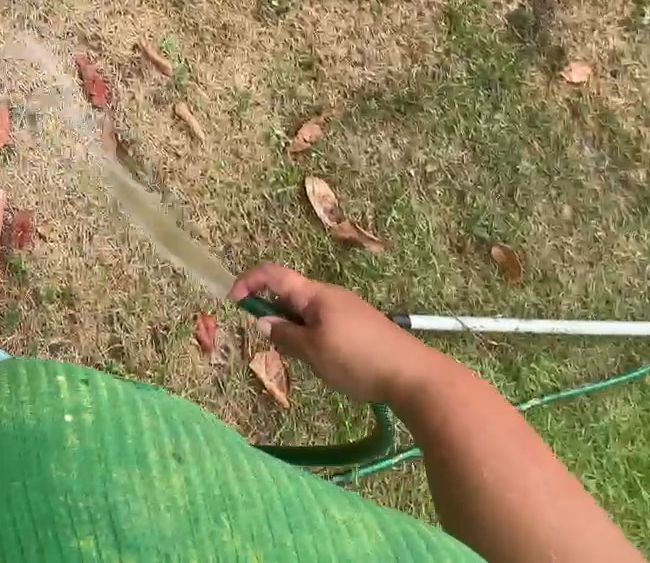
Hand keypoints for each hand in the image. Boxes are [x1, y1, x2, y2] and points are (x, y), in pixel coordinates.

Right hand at [230, 262, 449, 404]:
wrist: (416, 377)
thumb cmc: (358, 360)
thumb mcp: (313, 352)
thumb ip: (284, 335)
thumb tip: (263, 321)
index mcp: (314, 293)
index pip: (272, 274)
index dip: (248, 281)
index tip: (232, 301)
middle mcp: (329, 294)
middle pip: (290, 293)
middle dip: (273, 313)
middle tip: (272, 343)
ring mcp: (347, 309)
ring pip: (307, 311)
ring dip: (294, 328)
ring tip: (305, 360)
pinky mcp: (361, 326)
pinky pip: (324, 322)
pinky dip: (312, 336)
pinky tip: (327, 363)